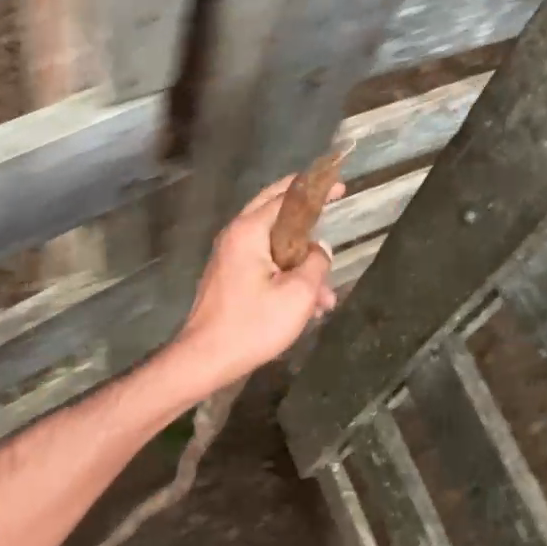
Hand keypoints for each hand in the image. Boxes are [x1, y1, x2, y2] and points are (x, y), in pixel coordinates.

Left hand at [165, 175, 344, 393]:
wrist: (206, 358)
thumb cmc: (253, 324)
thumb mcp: (298, 295)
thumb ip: (315, 264)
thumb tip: (320, 249)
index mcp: (249, 231)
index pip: (287, 197)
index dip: (315, 190)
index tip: (340, 187)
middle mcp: (236, 236)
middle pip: (275, 211)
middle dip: (307, 217)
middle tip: (332, 210)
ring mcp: (229, 256)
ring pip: (273, 244)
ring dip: (301, 263)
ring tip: (326, 298)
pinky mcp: (229, 277)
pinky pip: (263, 264)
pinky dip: (286, 275)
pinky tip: (307, 306)